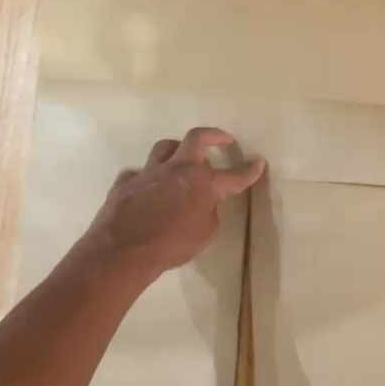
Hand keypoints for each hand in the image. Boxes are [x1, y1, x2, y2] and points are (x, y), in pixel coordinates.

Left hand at [81, 128, 265, 284]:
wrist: (125, 249)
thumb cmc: (173, 245)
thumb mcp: (206, 233)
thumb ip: (209, 212)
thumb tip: (204, 203)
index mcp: (203, 183)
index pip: (234, 175)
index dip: (249, 170)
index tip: (259, 162)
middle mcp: (177, 169)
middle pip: (196, 138)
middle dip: (214, 135)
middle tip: (223, 138)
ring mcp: (149, 172)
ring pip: (164, 147)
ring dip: (177, 149)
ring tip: (182, 157)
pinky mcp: (126, 181)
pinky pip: (139, 173)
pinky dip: (147, 178)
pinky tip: (148, 188)